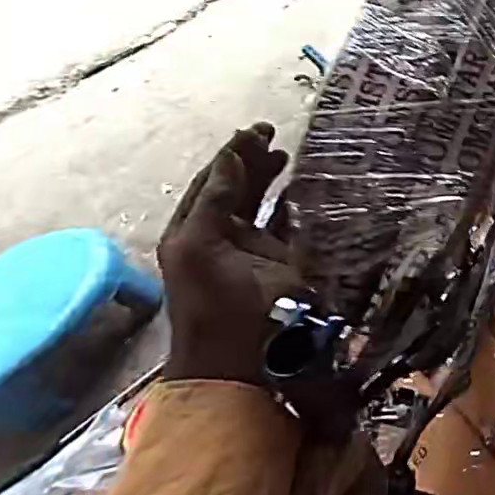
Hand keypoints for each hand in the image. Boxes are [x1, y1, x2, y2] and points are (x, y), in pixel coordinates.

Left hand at [157, 123, 301, 382]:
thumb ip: (214, 200)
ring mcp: (249, 251)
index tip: (253, 131)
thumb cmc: (217, 303)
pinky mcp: (277, 265)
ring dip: (269, 178)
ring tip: (284, 154)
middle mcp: (219, 237)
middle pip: (235, 188)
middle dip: (251, 160)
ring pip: (258, 203)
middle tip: (272, 135)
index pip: (210, 182)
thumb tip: (230, 157)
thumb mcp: (201, 247)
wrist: (242, 363)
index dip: (230, 155)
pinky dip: (290, 205)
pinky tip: (300, 189)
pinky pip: (283, 225)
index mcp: (193, 232)